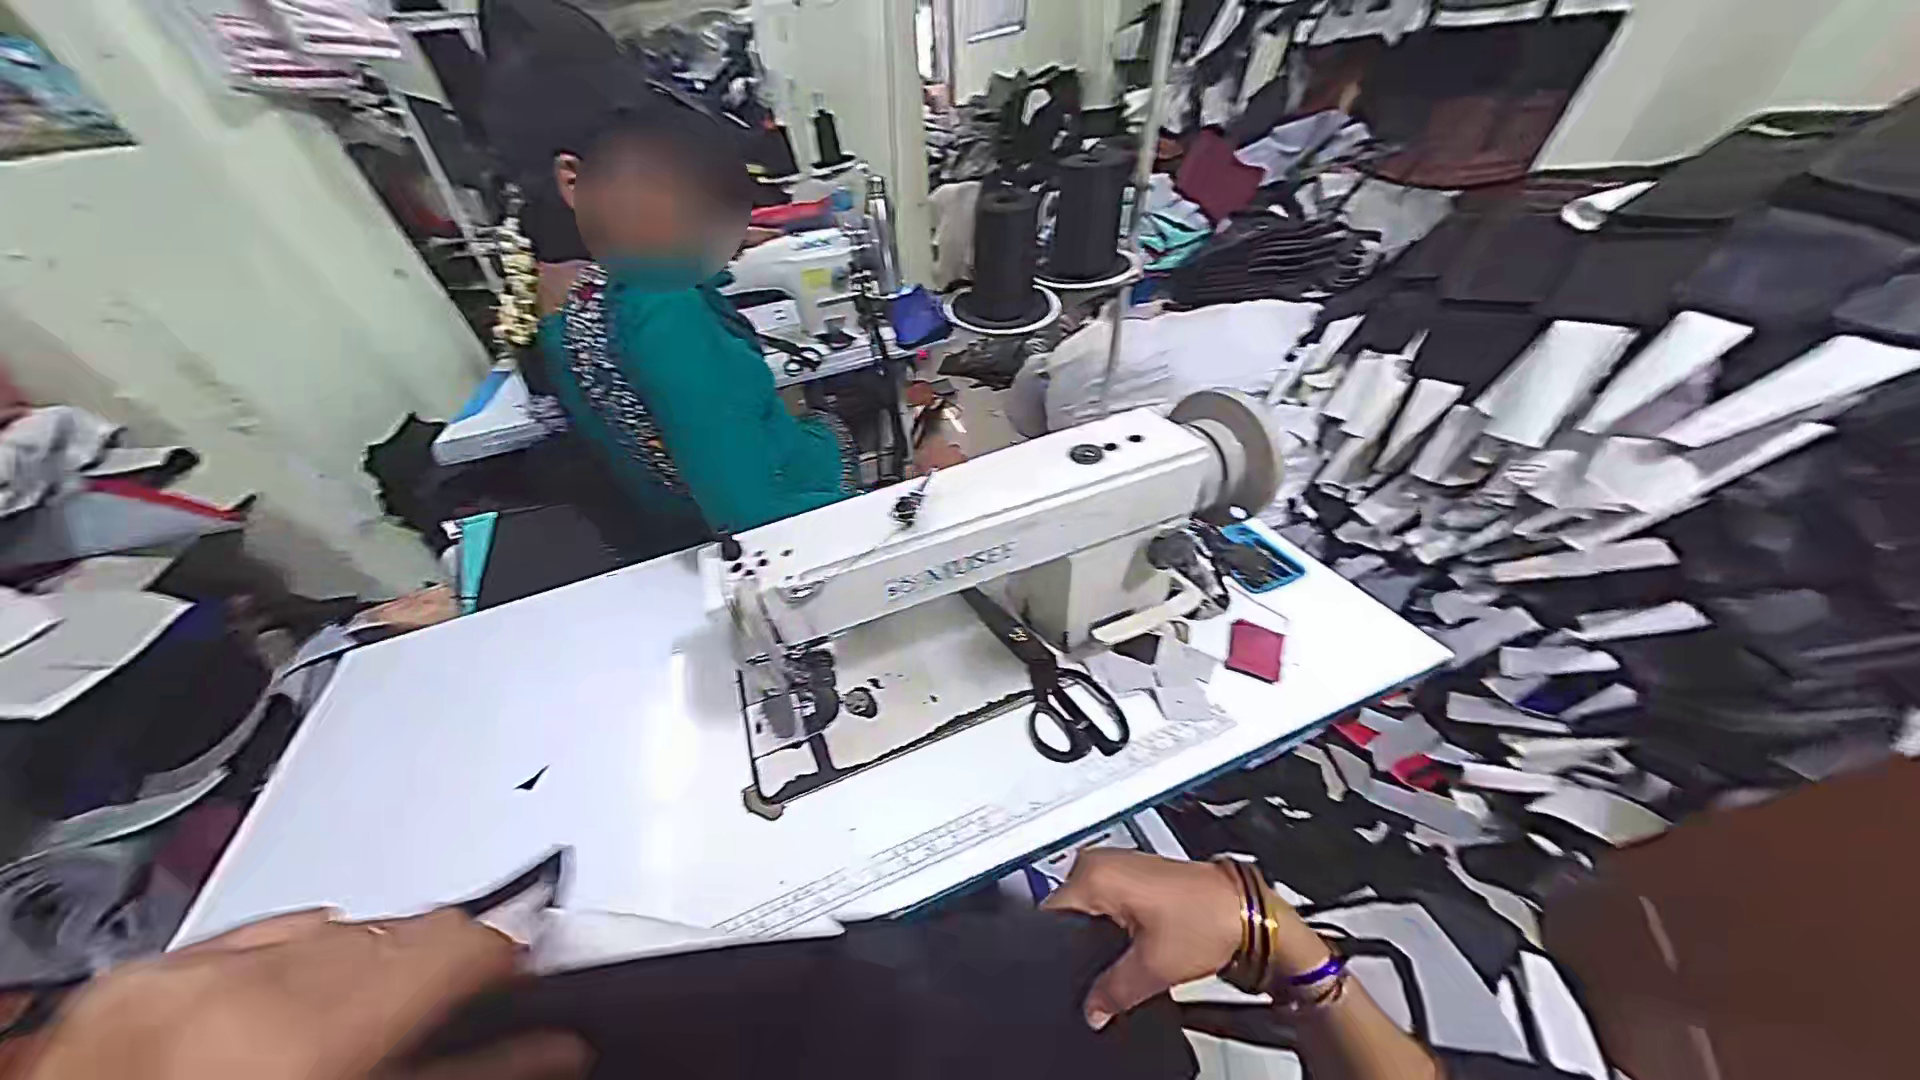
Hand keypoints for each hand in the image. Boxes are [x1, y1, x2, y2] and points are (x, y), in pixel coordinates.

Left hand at [21, 909, 589, 1079]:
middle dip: (430, 974)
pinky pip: (277, 934)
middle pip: (414, 930)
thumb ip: (477, 1069)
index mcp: (307, 1035)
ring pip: (356, 926)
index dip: (501, 967)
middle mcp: (248, 989)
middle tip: (420, 1029)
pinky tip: (279, 1020)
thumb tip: (562, 1043)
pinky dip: (300, 965)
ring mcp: (187, 977)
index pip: (469, 941)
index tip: (510, 987)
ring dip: (368, 968)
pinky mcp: (144, 975)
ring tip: (336, 1037)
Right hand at [1041, 850, 1247, 1029]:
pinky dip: (1112, 920)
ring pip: (1086, 904)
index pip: (1052, 914)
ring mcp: (1113, 861)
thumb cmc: (1205, 920)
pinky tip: (1133, 937)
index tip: (1071, 970)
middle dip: (1081, 942)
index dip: (1059, 948)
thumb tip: (1092, 1009)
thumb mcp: (1152, 968)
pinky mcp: (1128, 869)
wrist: (1240, 909)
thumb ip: (1112, 992)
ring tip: (1126, 949)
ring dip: (1097, 931)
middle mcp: (1098, 860)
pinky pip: (1103, 895)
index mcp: (1094, 875)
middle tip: (1108, 965)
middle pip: (1068, 910)